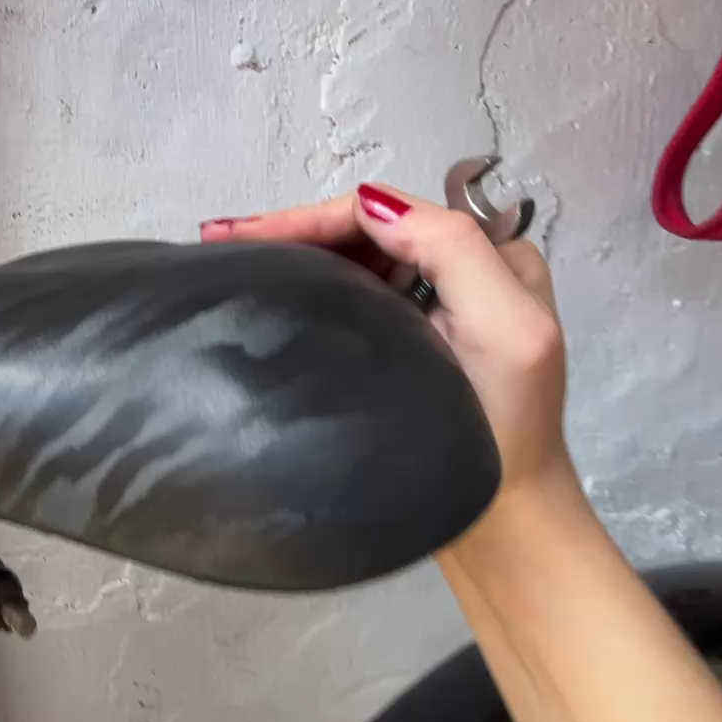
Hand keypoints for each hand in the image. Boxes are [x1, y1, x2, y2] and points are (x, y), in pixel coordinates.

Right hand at [201, 184, 574, 507]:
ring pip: (351, 250)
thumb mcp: (504, 330)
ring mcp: (427, 297)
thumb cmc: (501, 430)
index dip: (309, 218)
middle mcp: (458, 266)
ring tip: (231, 249)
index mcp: (489, 256)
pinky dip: (305, 271)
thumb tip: (367, 203)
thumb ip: (452, 250)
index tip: (241, 237)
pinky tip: (269, 273)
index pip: (384, 215)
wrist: (504, 518)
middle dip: (291, 227)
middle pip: (364, 227)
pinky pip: (348, 281)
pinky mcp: (400, 327)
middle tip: (218, 236)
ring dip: (292, 246)